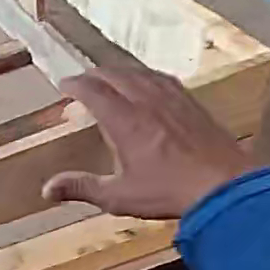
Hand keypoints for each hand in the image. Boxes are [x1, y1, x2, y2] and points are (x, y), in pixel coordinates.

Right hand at [42, 66, 254, 218]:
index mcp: (124, 120)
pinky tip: (147, 84)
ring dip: (119, 72)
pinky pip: (161, 78)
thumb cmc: (167, 192)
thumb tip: (47, 190)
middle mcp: (146, 101)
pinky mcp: (191, 102)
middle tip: (82, 83)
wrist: (223, 186)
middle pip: (114, 74)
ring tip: (110, 80)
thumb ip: (82, 188)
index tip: (63, 84)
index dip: (75, 85)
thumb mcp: (118, 196)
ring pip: (139, 72)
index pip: (93, 90)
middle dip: (94, 76)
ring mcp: (172, 98)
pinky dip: (144, 76)